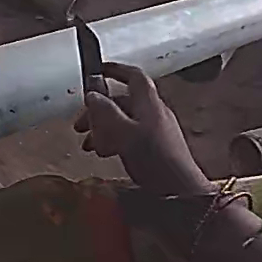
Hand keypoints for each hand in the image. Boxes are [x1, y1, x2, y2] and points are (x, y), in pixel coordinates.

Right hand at [75, 62, 213, 196]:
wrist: (181, 191)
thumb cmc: (154, 158)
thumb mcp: (125, 133)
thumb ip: (106, 113)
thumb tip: (92, 94)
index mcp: (148, 103)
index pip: (133, 76)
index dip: (116, 70)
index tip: (97, 70)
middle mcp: (152, 112)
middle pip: (122, 101)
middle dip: (99, 110)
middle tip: (80, 124)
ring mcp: (155, 130)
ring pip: (123, 120)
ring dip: (102, 128)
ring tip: (88, 144)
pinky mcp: (154, 147)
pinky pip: (129, 135)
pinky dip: (113, 140)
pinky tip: (104, 153)